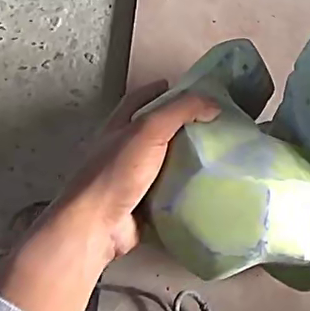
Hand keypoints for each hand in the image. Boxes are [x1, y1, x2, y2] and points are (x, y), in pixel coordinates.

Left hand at [31, 81, 222, 266]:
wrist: (97, 225)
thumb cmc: (115, 174)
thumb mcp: (149, 131)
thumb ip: (179, 111)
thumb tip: (211, 104)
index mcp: (116, 128)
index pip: (137, 100)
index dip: (156, 90)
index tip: (175, 85)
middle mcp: (119, 151)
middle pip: (151, 132)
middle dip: (175, 126)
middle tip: (205, 123)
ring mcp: (128, 179)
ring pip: (160, 163)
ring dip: (182, 160)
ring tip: (212, 155)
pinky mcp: (138, 205)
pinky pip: (165, 193)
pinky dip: (181, 190)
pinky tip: (201, 188)